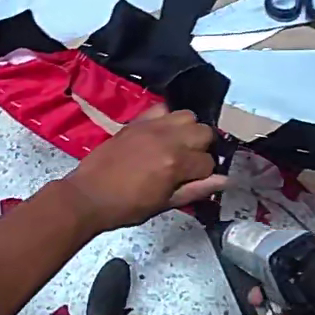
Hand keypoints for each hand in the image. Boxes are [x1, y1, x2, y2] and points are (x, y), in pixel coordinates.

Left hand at [58, 105, 227, 232]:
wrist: (89, 196)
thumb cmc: (127, 207)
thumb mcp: (165, 204)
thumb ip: (197, 189)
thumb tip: (226, 180)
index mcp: (176, 164)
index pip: (208, 162)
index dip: (205, 175)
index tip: (194, 182)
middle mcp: (168, 139)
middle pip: (205, 132)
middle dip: (203, 149)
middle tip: (189, 164)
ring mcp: (152, 127)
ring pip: (188, 116)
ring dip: (189, 130)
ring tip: (178, 146)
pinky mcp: (137, 121)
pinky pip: (163, 108)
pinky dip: (168, 118)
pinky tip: (162, 134)